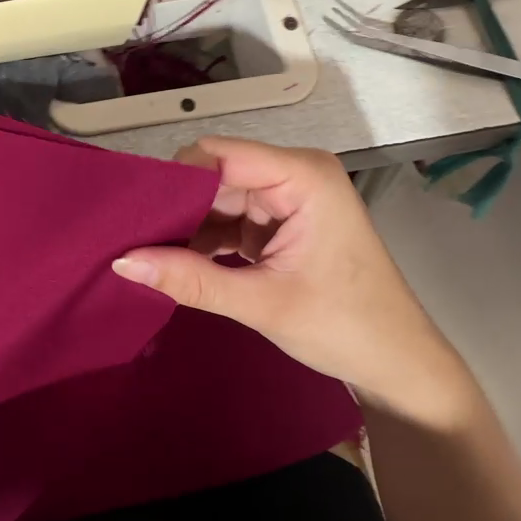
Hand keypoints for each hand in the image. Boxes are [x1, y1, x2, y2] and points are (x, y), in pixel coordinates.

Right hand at [114, 137, 473, 418]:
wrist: (398, 365)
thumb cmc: (346, 328)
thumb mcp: (262, 304)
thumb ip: (191, 279)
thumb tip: (121, 262)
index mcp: (303, 176)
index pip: (219, 155)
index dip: (175, 179)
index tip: (134, 214)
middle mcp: (294, 174)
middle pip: (215, 174)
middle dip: (176, 206)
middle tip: (131, 239)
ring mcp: (288, 198)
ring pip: (217, 197)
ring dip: (186, 226)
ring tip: (144, 252)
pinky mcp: (280, 222)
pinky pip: (229, 218)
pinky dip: (204, 240)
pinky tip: (174, 262)